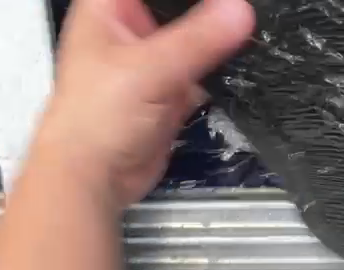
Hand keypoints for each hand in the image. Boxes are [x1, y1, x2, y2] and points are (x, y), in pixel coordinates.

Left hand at [32, 0, 254, 207]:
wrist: (94, 178)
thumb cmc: (98, 117)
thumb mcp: (150, 69)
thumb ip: (197, 40)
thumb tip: (240, 10)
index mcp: (110, 6)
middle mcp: (131, 31)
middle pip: (178, 9)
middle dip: (210, 9)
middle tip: (241, 7)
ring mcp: (151, 65)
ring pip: (192, 42)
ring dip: (217, 41)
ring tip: (248, 31)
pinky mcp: (168, 97)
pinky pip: (199, 76)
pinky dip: (217, 75)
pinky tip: (241, 65)